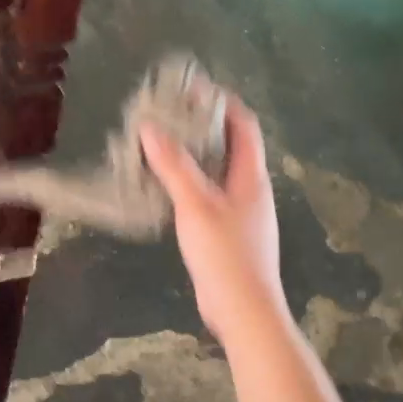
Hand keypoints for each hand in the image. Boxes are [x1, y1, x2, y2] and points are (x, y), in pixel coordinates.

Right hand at [141, 101, 284, 344]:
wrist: (244, 313)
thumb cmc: (226, 254)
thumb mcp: (195, 204)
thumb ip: (173, 165)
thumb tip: (151, 126)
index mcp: (251, 177)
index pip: (244, 125)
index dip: (222, 102)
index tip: (193, 88)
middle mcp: (249, 189)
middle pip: (229, 144)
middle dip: (201, 124)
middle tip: (167, 112)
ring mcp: (239, 211)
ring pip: (216, 168)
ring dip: (191, 151)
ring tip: (159, 141)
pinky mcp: (226, 231)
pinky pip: (206, 191)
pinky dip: (187, 177)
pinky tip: (162, 183)